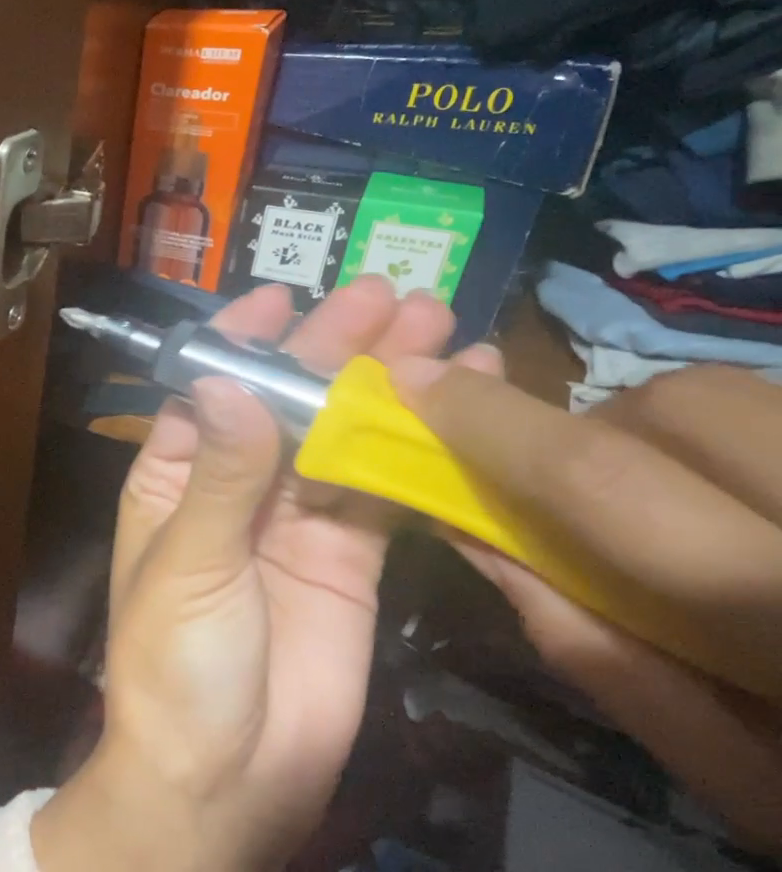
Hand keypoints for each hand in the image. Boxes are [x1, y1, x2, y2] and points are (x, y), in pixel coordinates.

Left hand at [32, 277, 497, 870]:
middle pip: (283, 403)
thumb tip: (227, 380)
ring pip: (340, 437)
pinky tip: (458, 409)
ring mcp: (293, 521)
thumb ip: (219, 475)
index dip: (240, 342)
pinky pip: (383, 493)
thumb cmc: (177, 661)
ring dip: (384, 386)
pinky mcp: (348, 561)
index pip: (206, 391)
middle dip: (329, 349)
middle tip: (389, 293)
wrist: (224, 772)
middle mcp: (231, 487)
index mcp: (170, 477)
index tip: (280, 297)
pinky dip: (418, 453)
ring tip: (437, 325)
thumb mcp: (189, 562)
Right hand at [392, 360, 781, 854]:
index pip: (601, 479)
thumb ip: (597, 651)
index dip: (490, 422)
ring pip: (751, 397)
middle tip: (584, 490)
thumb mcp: (742, 780)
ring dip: (677, 433)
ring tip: (692, 508)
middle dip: (598, 425)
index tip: (414, 381)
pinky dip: (744, 446)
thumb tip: (469, 531)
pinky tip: (756, 514)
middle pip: (686, 406)